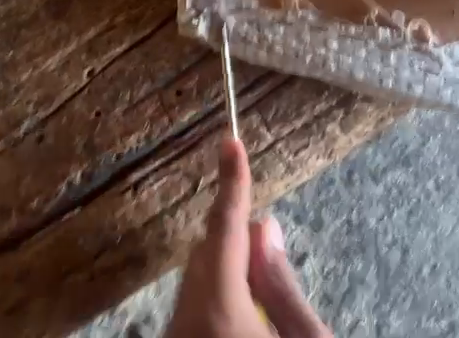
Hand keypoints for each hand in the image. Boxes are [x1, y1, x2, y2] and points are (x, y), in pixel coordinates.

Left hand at [165, 139, 330, 337]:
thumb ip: (284, 285)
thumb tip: (264, 226)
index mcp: (218, 308)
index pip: (225, 229)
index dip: (232, 183)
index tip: (231, 140)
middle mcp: (183, 320)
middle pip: (208, 255)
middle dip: (237, 241)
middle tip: (271, 245)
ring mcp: (174, 335)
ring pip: (198, 282)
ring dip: (227, 274)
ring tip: (264, 298)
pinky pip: (192, 309)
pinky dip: (216, 298)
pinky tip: (243, 319)